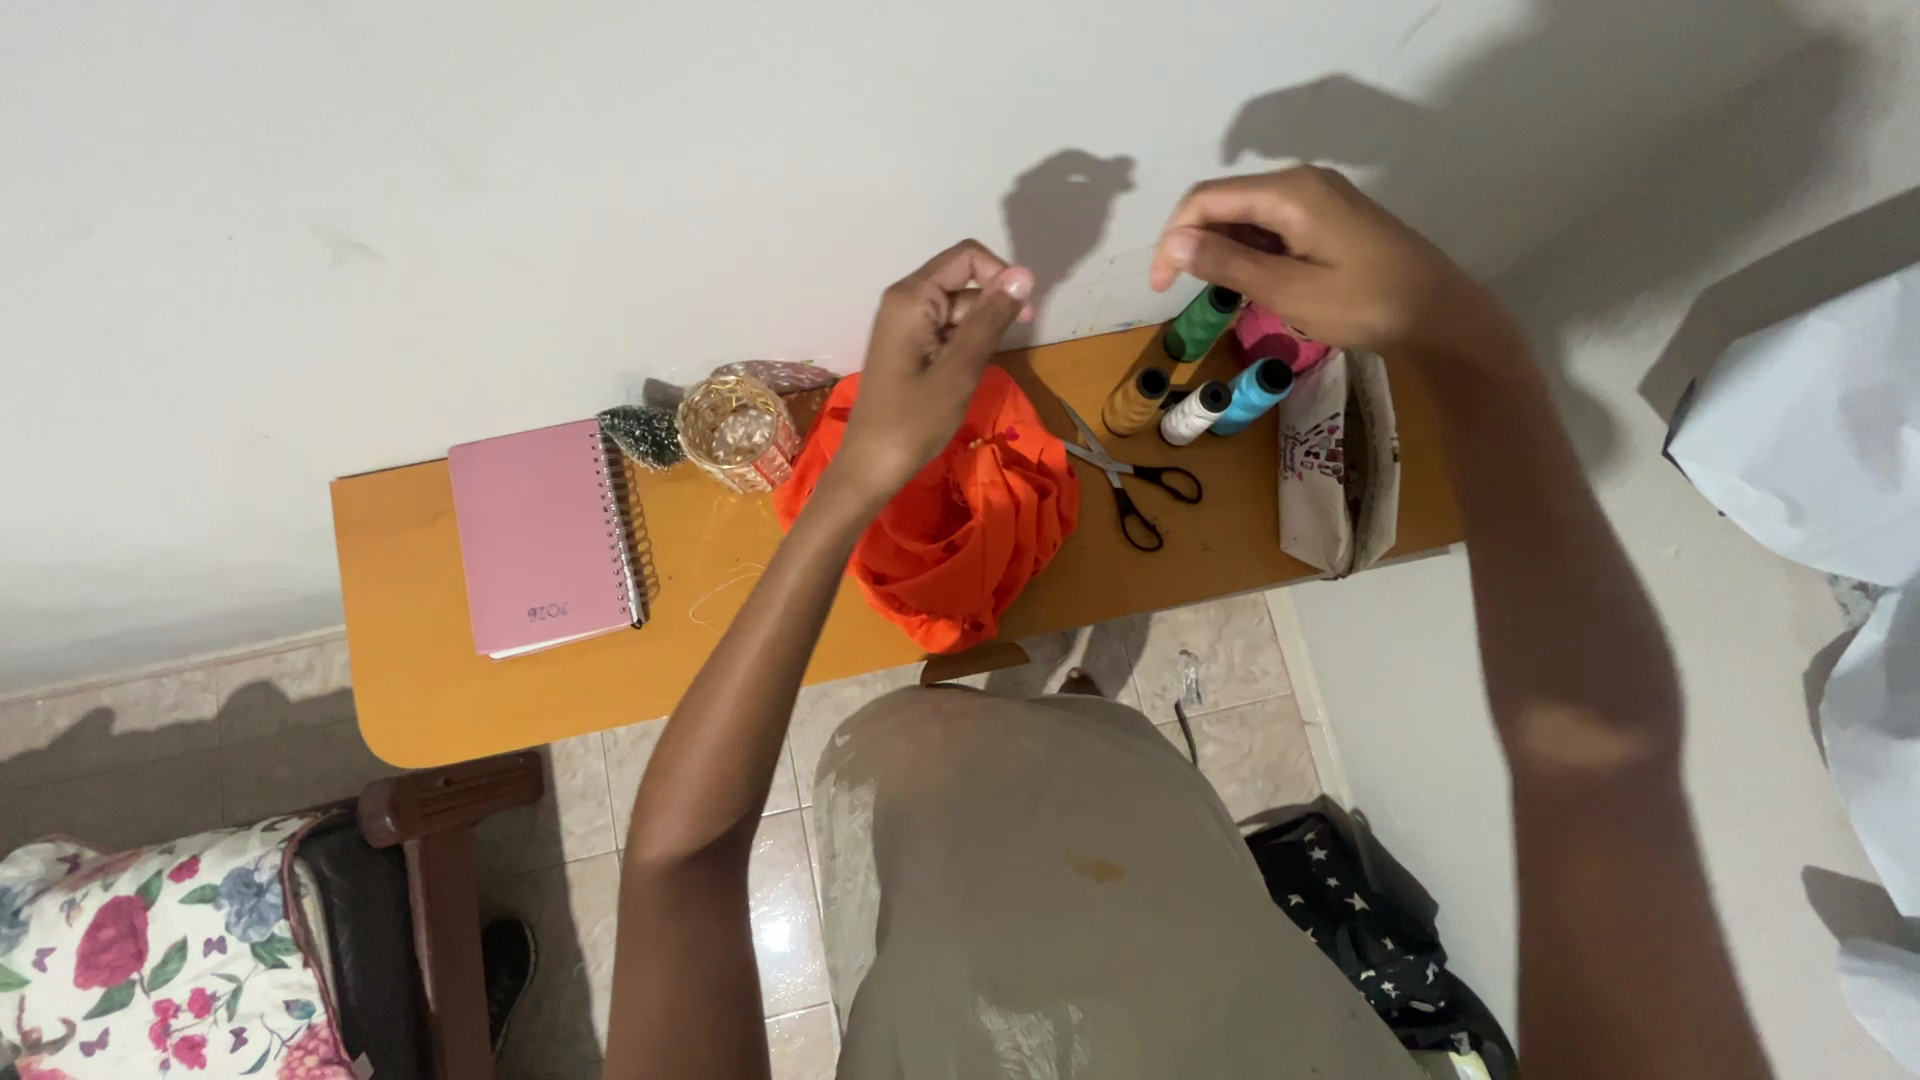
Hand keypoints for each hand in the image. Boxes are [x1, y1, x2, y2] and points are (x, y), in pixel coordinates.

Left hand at [827, 240, 1034, 502]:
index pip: (967, 256)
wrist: (872, 465)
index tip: (1020, 312)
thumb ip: (991, 319)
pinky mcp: (906, 346)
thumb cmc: (914, 421)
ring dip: (979, 326)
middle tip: (1015, 339)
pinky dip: (963, 342)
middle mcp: (904, 301)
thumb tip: (1024, 275)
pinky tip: (968, 371)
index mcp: (912, 297)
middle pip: (962, 280)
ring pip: (956, 307)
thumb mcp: (960, 369)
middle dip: (993, 302)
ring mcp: (903, 324)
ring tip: (983, 365)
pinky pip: (943, 329)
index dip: (1000, 275)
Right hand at [1149, 166, 1517, 359]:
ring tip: (1218, 294)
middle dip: (1192, 243)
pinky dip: (1248, 252)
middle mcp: (1300, 183)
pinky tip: (1251, 284)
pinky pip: (1270, 226)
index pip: (1205, 200)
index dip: (1172, 239)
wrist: (1437, 314)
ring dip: (1220, 250)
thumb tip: (1171, 245)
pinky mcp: (1326, 218)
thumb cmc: (1363, 304)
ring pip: (1245, 215)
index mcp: (1289, 192)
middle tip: (1179, 292)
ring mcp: (1316, 198)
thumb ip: (1227, 263)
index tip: (1158, 287)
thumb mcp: (1287, 290)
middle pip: (1223, 202)